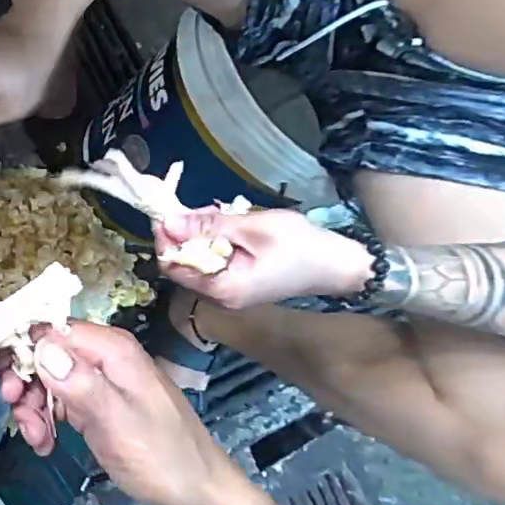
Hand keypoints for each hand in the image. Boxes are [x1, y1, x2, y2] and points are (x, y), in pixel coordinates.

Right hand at [2, 322, 235, 504]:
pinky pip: (61, 397)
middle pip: (46, 353)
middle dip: (26, 385)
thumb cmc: (161, 457)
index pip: (51, 329)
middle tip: (22, 420)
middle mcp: (105, 354)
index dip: (22, 352)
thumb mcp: (117, 423)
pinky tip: (47, 443)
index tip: (7, 388)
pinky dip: (47, 418)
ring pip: (48, 376)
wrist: (195, 490)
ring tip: (38, 440)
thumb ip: (81, 384)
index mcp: (112, 349)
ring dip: (34, 406)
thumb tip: (42, 347)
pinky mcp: (98, 400)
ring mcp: (102, 377)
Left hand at [155, 208, 372, 307]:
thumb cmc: (298, 246)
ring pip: (199, 258)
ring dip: (203, 233)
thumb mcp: (250, 227)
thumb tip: (168, 221)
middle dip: (187, 232)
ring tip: (221, 212)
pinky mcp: (240, 282)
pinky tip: (230, 222)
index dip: (164, 238)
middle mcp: (220, 296)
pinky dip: (217, 240)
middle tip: (202, 208)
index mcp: (220, 289)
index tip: (165, 211)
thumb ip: (206, 226)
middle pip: (184, 262)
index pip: (172, 266)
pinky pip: (216, 260)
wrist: (339, 265)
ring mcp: (231, 291)